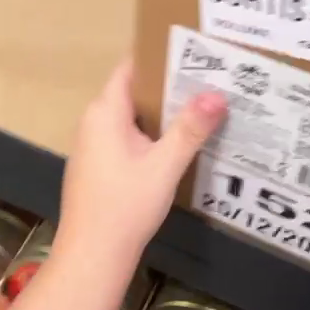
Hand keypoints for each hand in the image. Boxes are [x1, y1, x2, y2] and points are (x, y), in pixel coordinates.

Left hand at [57, 60, 225, 275]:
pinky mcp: (100, 166)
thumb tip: (217, 95)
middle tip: (210, 78)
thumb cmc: (124, 206)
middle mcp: (95, 121)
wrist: (92, 257)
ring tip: (202, 106)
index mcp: (105, 111)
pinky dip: (153, 133)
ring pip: (134, 116)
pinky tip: (180, 142)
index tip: (194, 51)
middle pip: (135, 90)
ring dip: (164, 112)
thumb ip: (190, 129)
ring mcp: (94, 145)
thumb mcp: (164, 165)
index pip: (132, 67)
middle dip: (170, 85)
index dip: (161, 56)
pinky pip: (129, 136)